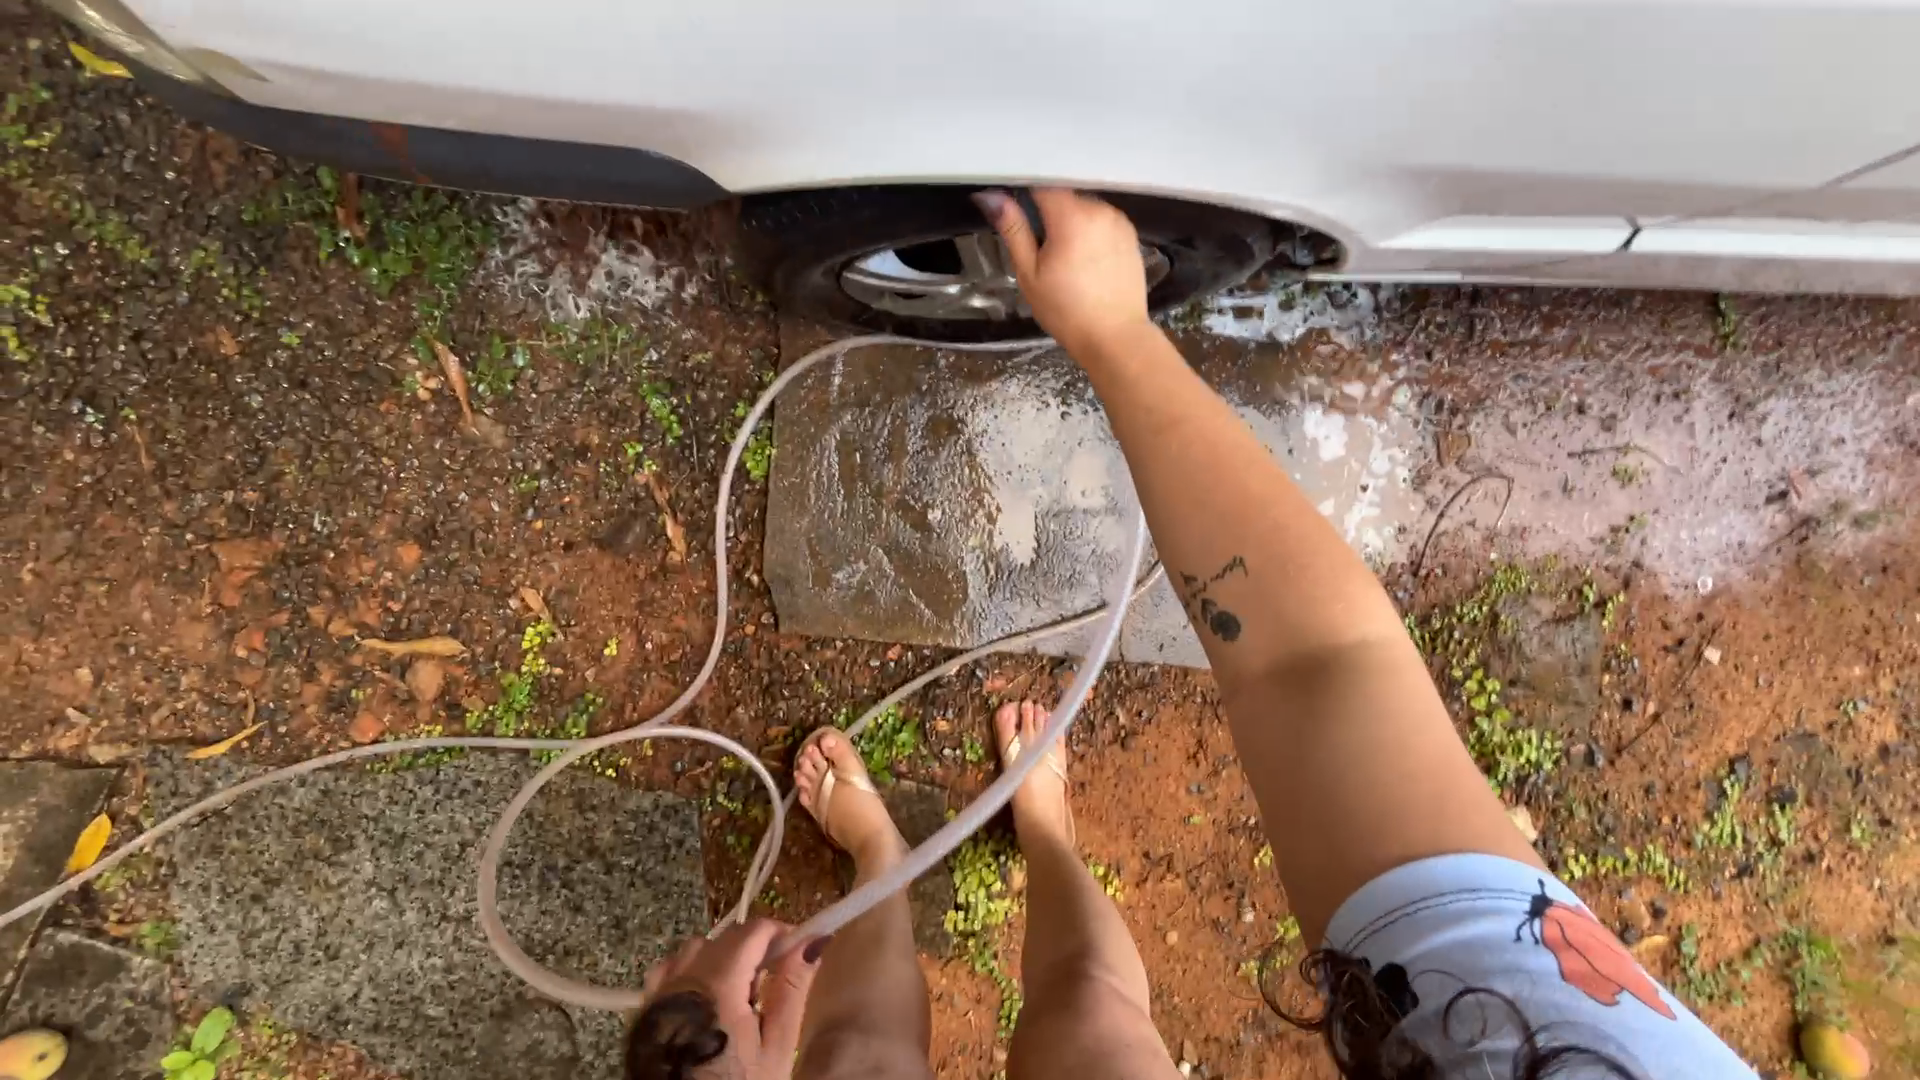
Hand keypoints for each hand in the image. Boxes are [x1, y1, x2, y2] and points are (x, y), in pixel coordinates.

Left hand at [634, 920, 822, 1079]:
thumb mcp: (775, 1049)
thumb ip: (791, 990)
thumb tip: (812, 944)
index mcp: (719, 985)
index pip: (754, 931)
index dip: (780, 932)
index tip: (797, 950)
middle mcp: (684, 979)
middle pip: (727, 937)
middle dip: (756, 945)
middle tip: (775, 977)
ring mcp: (660, 994)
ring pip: (697, 948)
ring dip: (723, 955)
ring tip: (741, 991)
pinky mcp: (646, 1012)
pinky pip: (669, 969)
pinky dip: (691, 969)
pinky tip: (705, 996)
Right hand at [973, 187, 1153, 356]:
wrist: (1114, 336)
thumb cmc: (1066, 311)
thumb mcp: (1030, 274)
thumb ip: (1014, 230)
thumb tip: (992, 197)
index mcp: (1071, 216)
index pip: (1043, 184)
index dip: (1027, 194)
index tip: (1019, 214)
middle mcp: (1099, 210)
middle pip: (1066, 196)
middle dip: (1051, 215)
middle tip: (1043, 250)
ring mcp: (1119, 221)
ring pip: (1085, 209)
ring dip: (1072, 224)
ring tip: (1067, 261)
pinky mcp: (1131, 235)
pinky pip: (1103, 223)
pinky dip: (1091, 234)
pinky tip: (1087, 263)